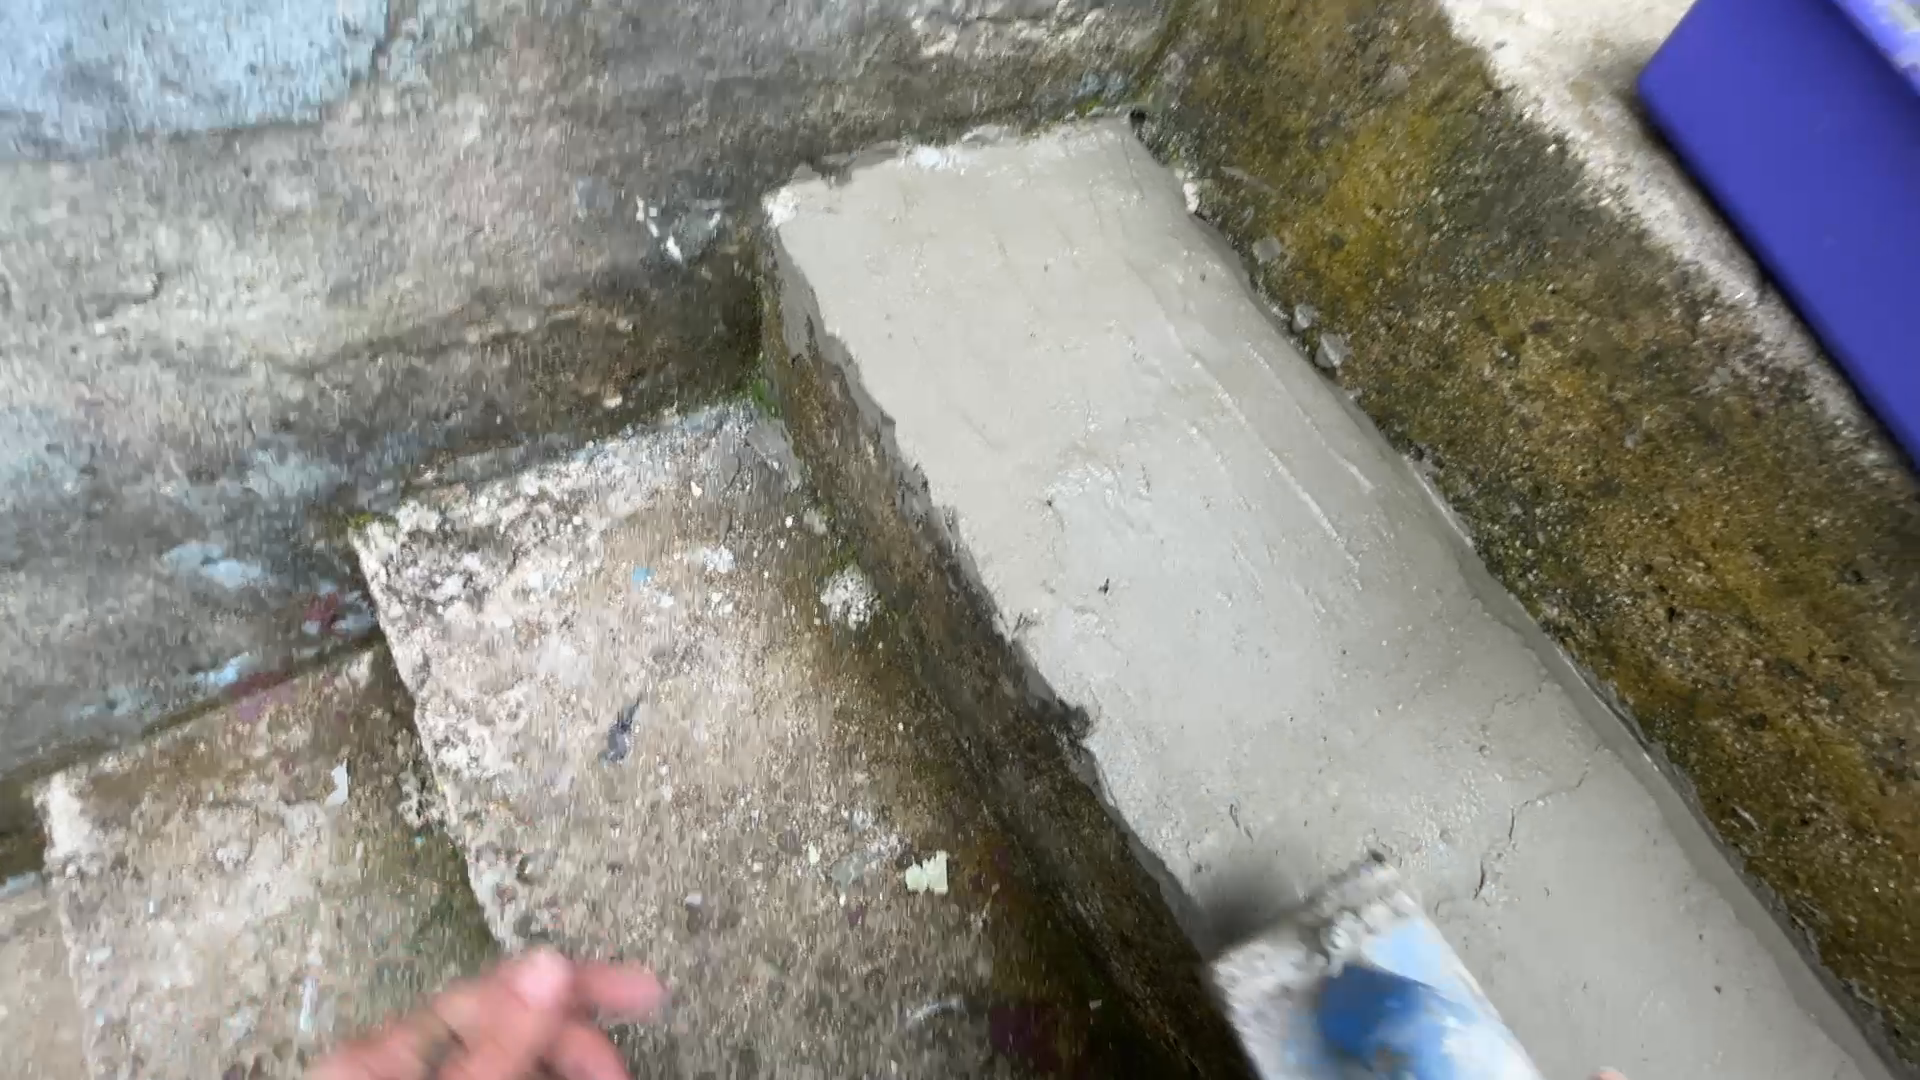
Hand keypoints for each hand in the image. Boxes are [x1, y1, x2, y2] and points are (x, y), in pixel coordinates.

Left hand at [309, 949, 666, 1079]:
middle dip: (576, 1045)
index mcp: (387, 1051)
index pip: (508, 984)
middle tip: (620, 1074)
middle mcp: (397, 1062)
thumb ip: (499, 1044)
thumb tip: (552, 961)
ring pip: (512, 1059)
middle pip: (514, 1023)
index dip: (585, 983)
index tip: (649, 994)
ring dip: (561, 1069)